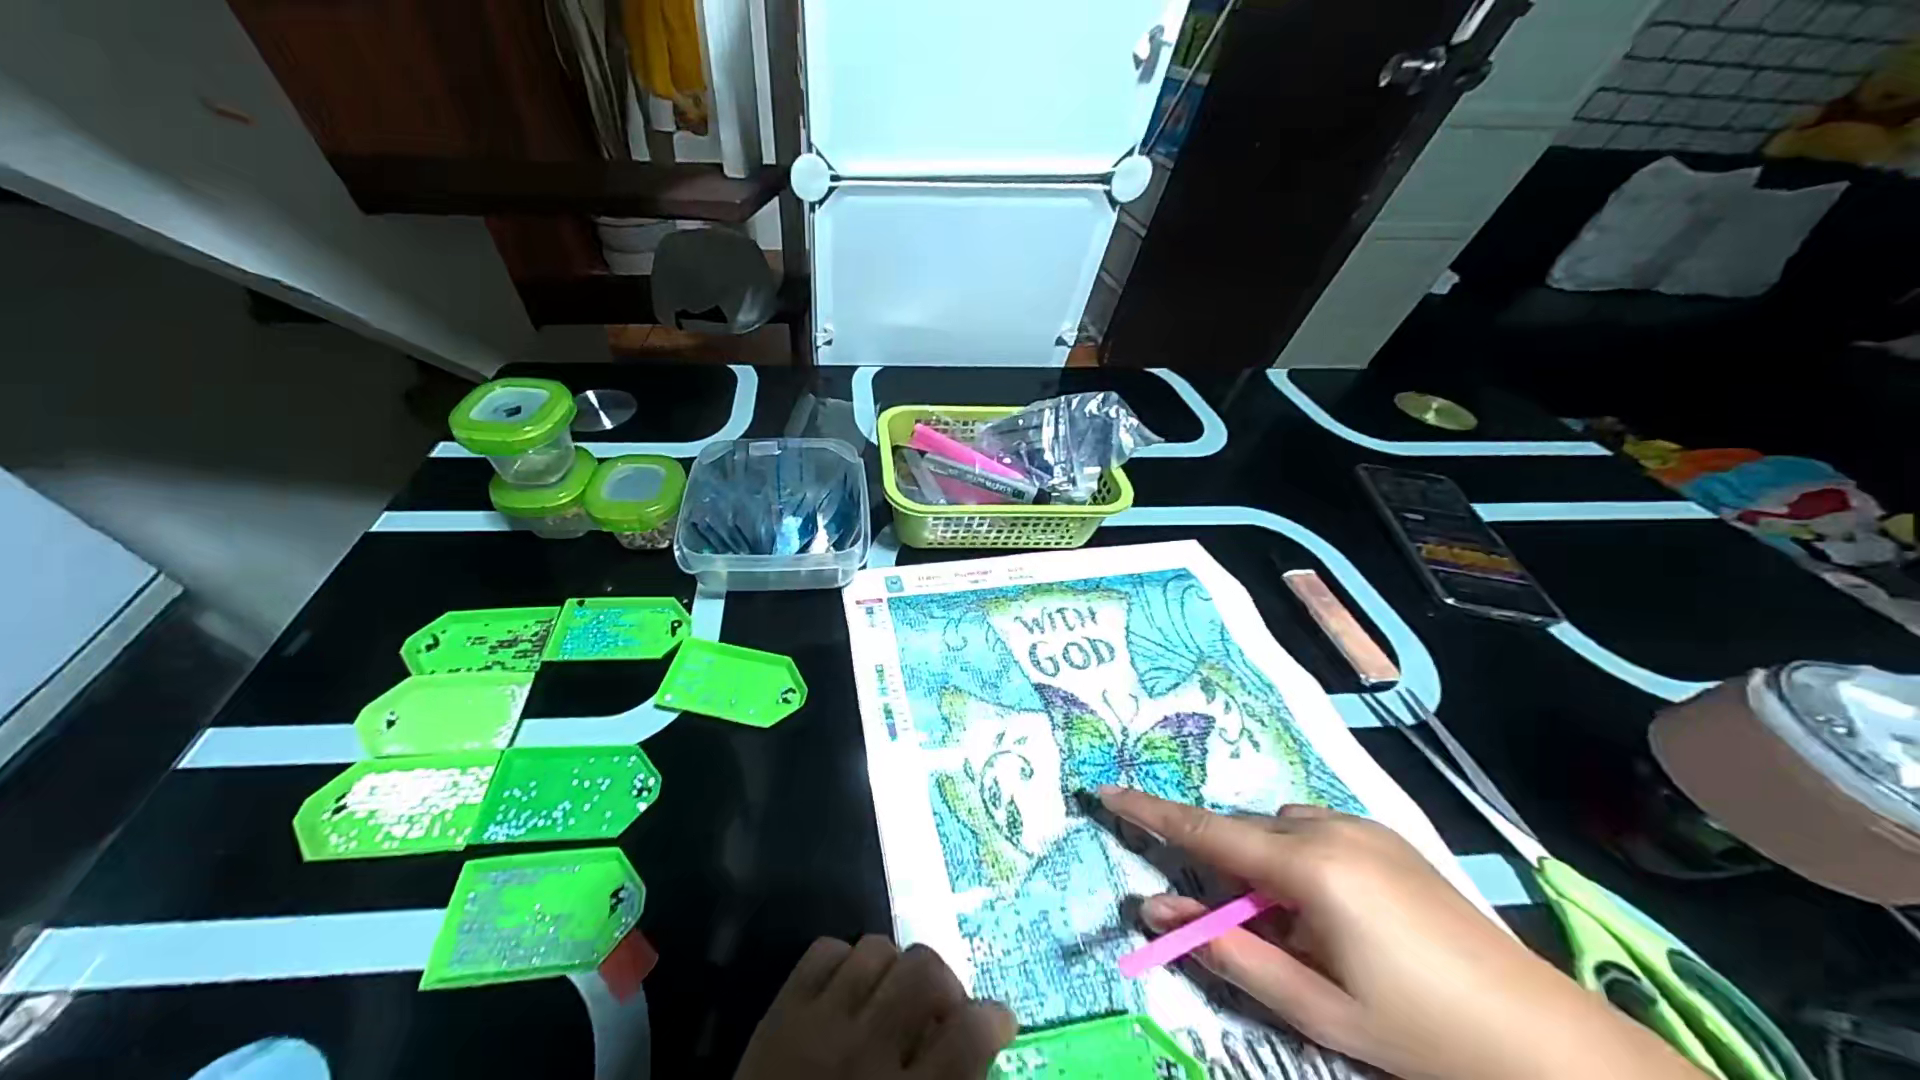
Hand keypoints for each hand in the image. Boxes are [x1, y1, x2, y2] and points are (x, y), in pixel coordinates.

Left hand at [734, 935, 1017, 1079]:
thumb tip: (975, 1052)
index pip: (969, 1036)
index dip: (994, 1019)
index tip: (998, 1021)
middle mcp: (865, 1053)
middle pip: (925, 972)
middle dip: (944, 984)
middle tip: (940, 1010)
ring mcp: (819, 1025)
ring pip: (878, 949)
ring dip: (895, 971)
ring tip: (890, 999)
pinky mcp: (781, 1011)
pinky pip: (826, 950)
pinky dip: (845, 962)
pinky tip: (847, 992)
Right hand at [1099, 786, 1706, 1079]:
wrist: (1546, 1042)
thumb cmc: (1416, 1032)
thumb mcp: (1310, 1006)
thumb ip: (1225, 950)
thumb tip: (1154, 907)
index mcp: (1308, 866)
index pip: (1205, 831)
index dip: (1149, 814)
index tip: (1105, 792)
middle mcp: (1330, 828)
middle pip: (1241, 832)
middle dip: (1222, 869)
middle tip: (1241, 929)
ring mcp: (1363, 826)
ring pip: (1276, 831)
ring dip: (1262, 868)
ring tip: (1302, 934)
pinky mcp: (1387, 836)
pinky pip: (1313, 832)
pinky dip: (1296, 862)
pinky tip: (1337, 915)